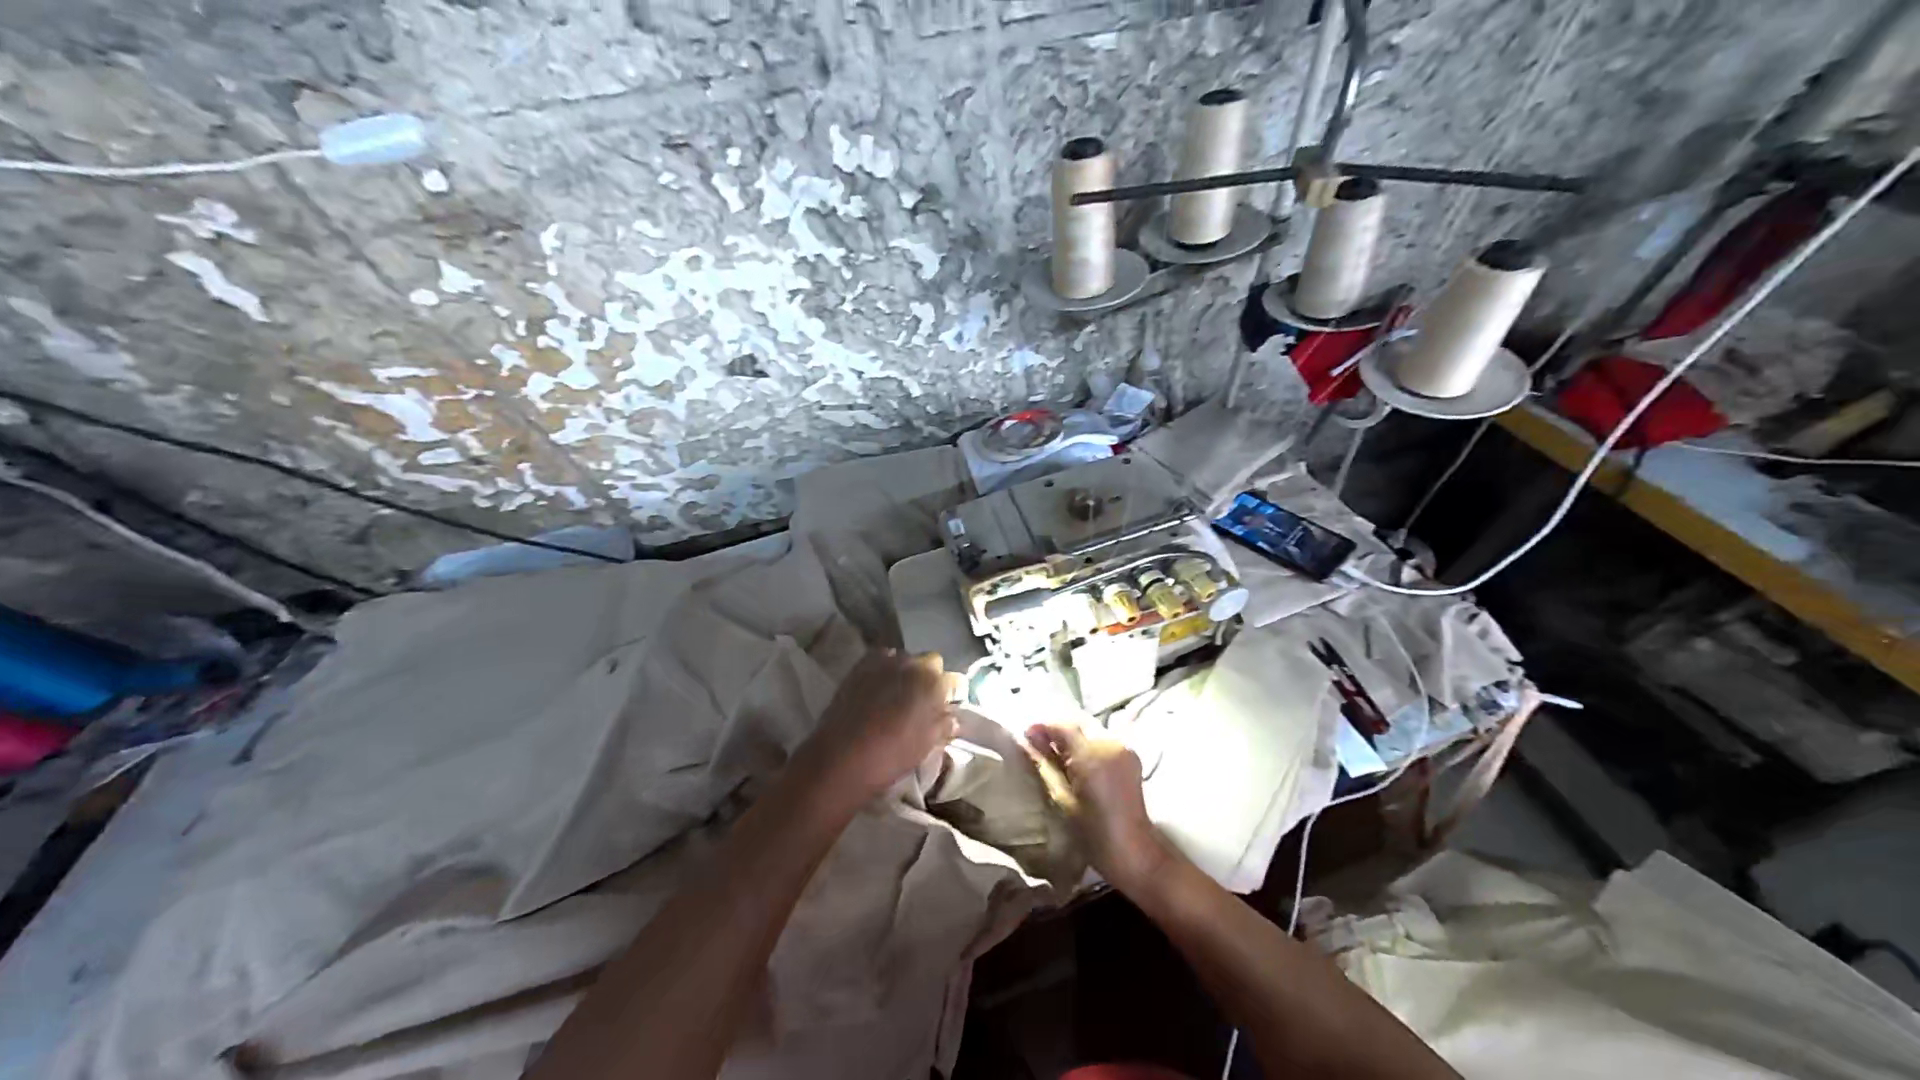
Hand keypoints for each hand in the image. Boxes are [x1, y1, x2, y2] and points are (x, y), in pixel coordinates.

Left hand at [797, 649, 959, 801]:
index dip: (947, 694)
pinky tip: (876, 693)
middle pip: (926, 663)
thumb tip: (952, 717)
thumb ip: (944, 725)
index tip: (942, 708)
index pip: (951, 679)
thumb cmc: (891, 754)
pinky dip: (882, 672)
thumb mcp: (926, 744)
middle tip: (920, 704)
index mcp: (931, 680)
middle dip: (926, 679)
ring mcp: (881, 662)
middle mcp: (908, 662)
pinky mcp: (858, 667)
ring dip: (903, 673)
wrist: (841, 758)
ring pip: (901, 660)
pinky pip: (878, 662)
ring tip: (895, 698)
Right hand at [1024, 722, 1168, 893]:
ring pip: (1091, 730)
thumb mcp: (1060, 796)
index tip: (1026, 734)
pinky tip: (1077, 761)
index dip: (1043, 727)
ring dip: (1072, 736)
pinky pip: (1104, 740)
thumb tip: (1027, 740)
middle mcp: (1112, 743)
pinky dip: (1088, 744)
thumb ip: (1044, 763)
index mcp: (1092, 754)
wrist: (1131, 850)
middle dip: (1057, 730)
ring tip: (1056, 753)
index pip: (1064, 726)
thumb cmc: (1091, 831)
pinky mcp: (1132, 756)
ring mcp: (1125, 748)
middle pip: (1079, 724)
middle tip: (1038, 743)